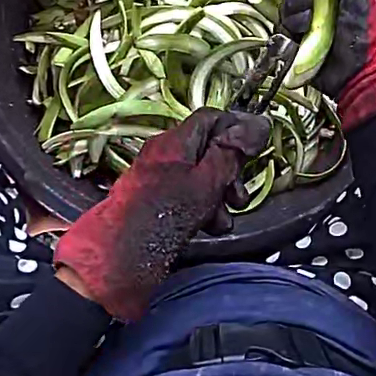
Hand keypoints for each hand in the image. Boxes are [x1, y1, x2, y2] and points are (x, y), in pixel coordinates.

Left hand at [53, 108, 268, 319]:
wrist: (119, 257)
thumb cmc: (160, 217)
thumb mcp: (208, 182)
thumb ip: (232, 153)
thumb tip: (255, 125)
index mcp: (174, 141)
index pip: (211, 118)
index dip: (236, 130)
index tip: (253, 148)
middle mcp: (163, 154)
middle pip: (207, 150)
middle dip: (230, 172)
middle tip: (238, 193)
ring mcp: (156, 178)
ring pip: (199, 176)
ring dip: (219, 194)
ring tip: (225, 215)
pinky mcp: (154, 202)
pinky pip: (185, 196)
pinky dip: (202, 208)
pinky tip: (209, 226)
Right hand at [269, 0, 375, 130]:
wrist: (357, 78)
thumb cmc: (364, 36)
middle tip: (305, 2)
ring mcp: (304, 17)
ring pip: (286, 2)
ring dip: (297, 12)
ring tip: (311, 25)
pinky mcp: (293, 37)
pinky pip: (282, 26)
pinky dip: (292, 30)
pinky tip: (304, 37)